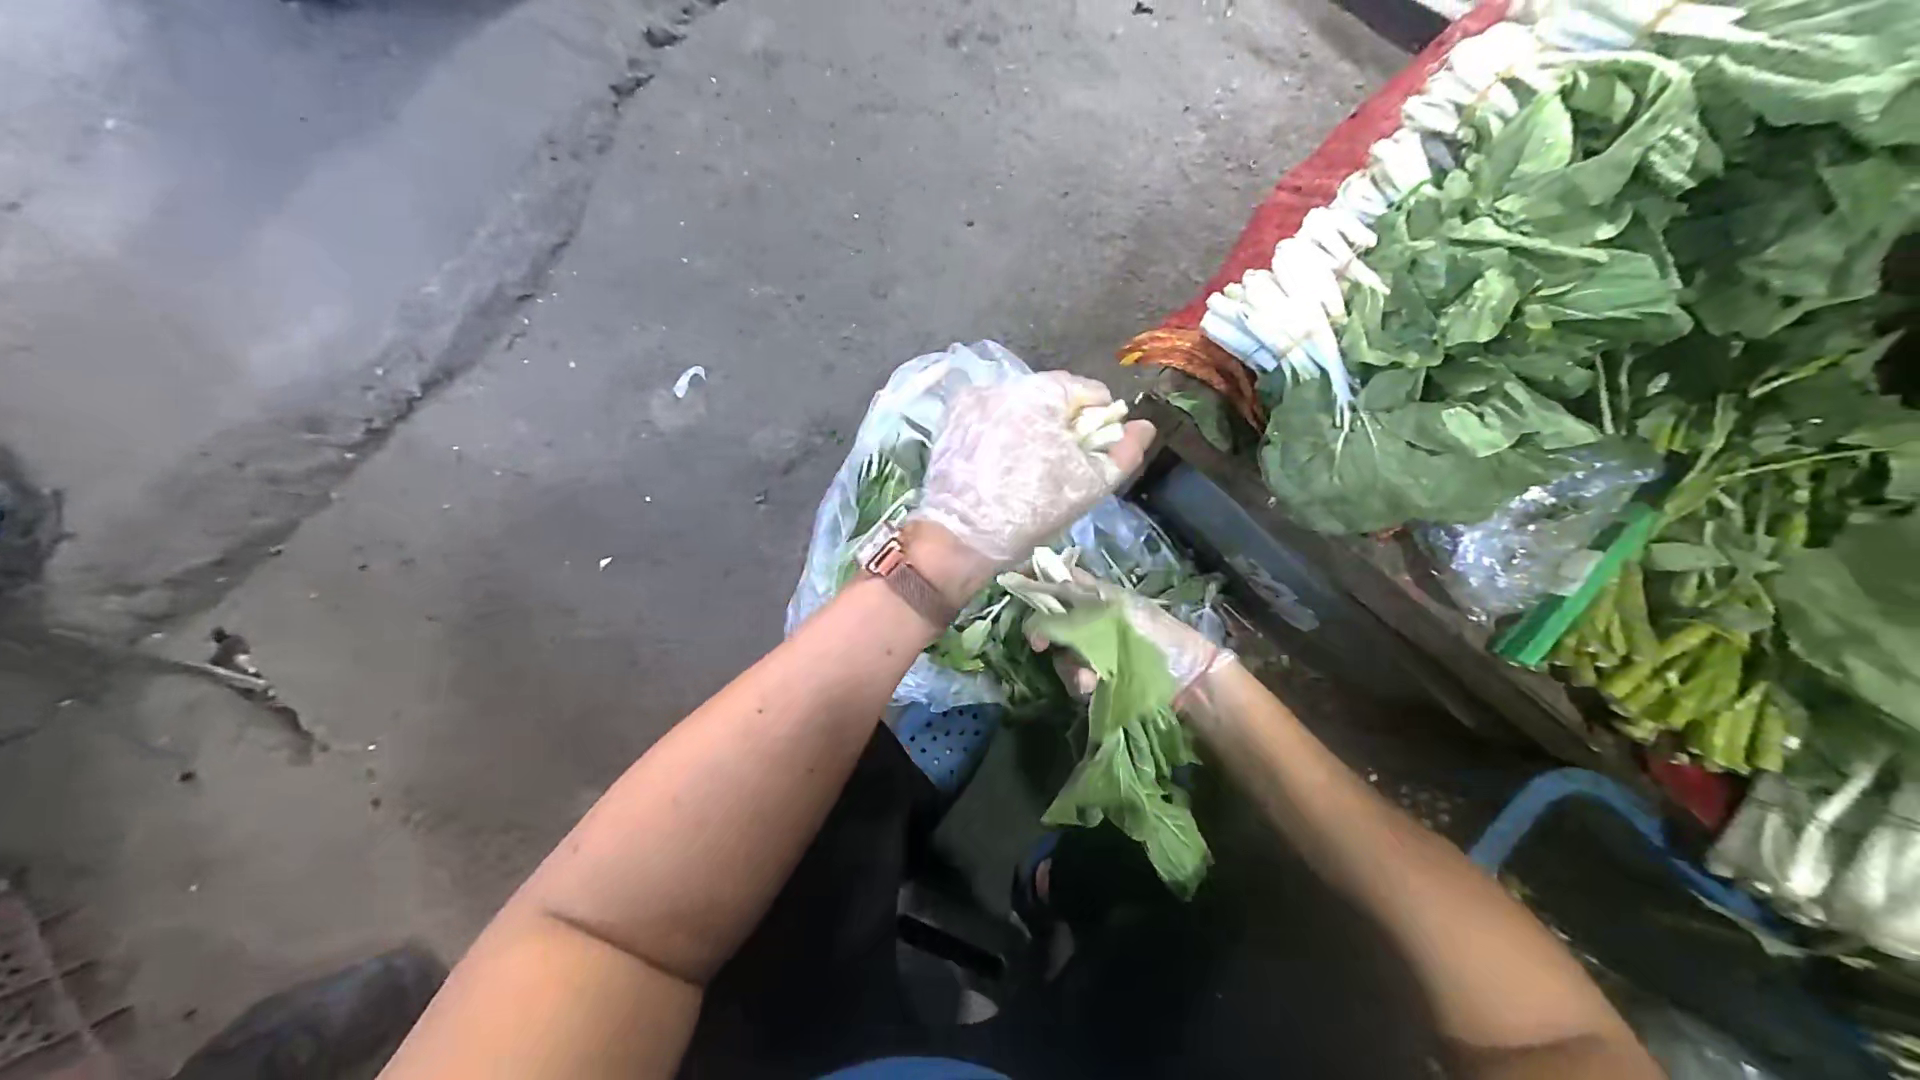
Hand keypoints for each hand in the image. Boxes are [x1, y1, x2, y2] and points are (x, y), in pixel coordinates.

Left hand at [907, 372, 1154, 562]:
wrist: (962, 538)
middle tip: (1056, 467)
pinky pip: (991, 415)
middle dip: (1061, 426)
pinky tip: (997, 463)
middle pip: (1053, 398)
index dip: (1097, 426)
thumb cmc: (1033, 510)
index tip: (1086, 458)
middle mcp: (1008, 382)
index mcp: (1046, 391)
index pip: (1090, 394)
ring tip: (1023, 468)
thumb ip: (1124, 452)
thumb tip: (1144, 426)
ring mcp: (976, 397)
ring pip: (1021, 406)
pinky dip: (1000, 431)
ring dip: (1030, 427)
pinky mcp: (953, 417)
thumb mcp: (1089, 486)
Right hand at [1020, 573, 1234, 697]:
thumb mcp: (1110, 617)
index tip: (1014, 584)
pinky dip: (1078, 681)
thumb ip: (1069, 616)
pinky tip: (1092, 686)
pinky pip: (1074, 675)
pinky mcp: (1100, 675)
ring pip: (1062, 650)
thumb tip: (1032, 624)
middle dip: (1047, 632)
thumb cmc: (1155, 638)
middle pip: (1053, 618)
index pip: (1062, 577)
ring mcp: (1096, 648)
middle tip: (1041, 645)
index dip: (1038, 578)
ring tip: (1086, 677)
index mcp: (1099, 594)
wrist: (1189, 681)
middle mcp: (1094, 618)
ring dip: (1068, 664)